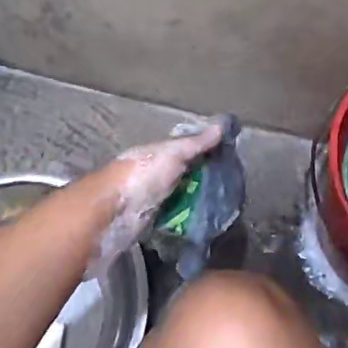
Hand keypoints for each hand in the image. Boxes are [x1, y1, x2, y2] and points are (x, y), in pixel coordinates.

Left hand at [85, 120, 226, 270]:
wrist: (114, 210)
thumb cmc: (142, 174)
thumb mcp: (172, 153)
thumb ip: (196, 143)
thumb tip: (223, 125)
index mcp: (158, 154)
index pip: (186, 150)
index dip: (206, 153)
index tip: (230, 160)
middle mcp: (155, 175)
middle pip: (185, 175)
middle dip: (204, 181)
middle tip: (233, 189)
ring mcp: (152, 199)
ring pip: (181, 198)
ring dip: (197, 202)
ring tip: (225, 208)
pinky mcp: (151, 221)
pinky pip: (175, 217)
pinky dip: (187, 219)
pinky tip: (205, 222)